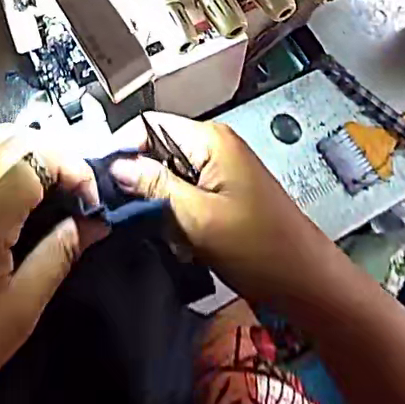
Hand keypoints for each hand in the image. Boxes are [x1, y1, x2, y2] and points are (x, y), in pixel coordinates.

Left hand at [0, 118, 108, 403]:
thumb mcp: (22, 309)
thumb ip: (60, 253)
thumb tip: (96, 221)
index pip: (43, 161)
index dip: (75, 171)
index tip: (91, 201)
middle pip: (16, 142)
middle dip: (54, 154)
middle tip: (75, 185)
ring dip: (14, 139)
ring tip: (42, 160)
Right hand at [108, 113, 337, 308]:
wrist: (304, 280)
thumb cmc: (257, 246)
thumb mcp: (198, 218)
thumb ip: (155, 187)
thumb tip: (117, 165)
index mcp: (210, 139)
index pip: (151, 123)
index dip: (124, 145)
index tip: (99, 175)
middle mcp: (214, 144)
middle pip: (158, 146)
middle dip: (138, 175)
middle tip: (119, 206)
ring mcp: (220, 167)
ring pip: (169, 171)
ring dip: (156, 197)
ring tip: (151, 224)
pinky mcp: (222, 190)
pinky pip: (185, 189)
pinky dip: (174, 209)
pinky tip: (175, 235)